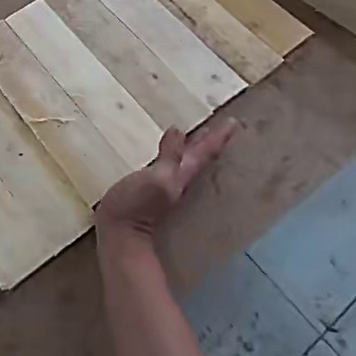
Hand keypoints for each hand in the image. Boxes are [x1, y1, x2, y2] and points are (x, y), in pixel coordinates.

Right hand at [95, 118, 236, 240]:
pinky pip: (169, 164)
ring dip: (194, 146)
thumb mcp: (157, 179)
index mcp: (183, 174)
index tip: (235, 122)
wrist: (121, 233)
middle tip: (222, 125)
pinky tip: (167, 150)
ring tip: (199, 134)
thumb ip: (169, 157)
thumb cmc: (138, 205)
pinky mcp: (151, 188)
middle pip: (200, 156)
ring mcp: (166, 185)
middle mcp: (179, 178)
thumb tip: (178, 131)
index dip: (219, 138)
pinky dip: (173, 153)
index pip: (205, 152)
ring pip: (186, 160)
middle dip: (210, 140)